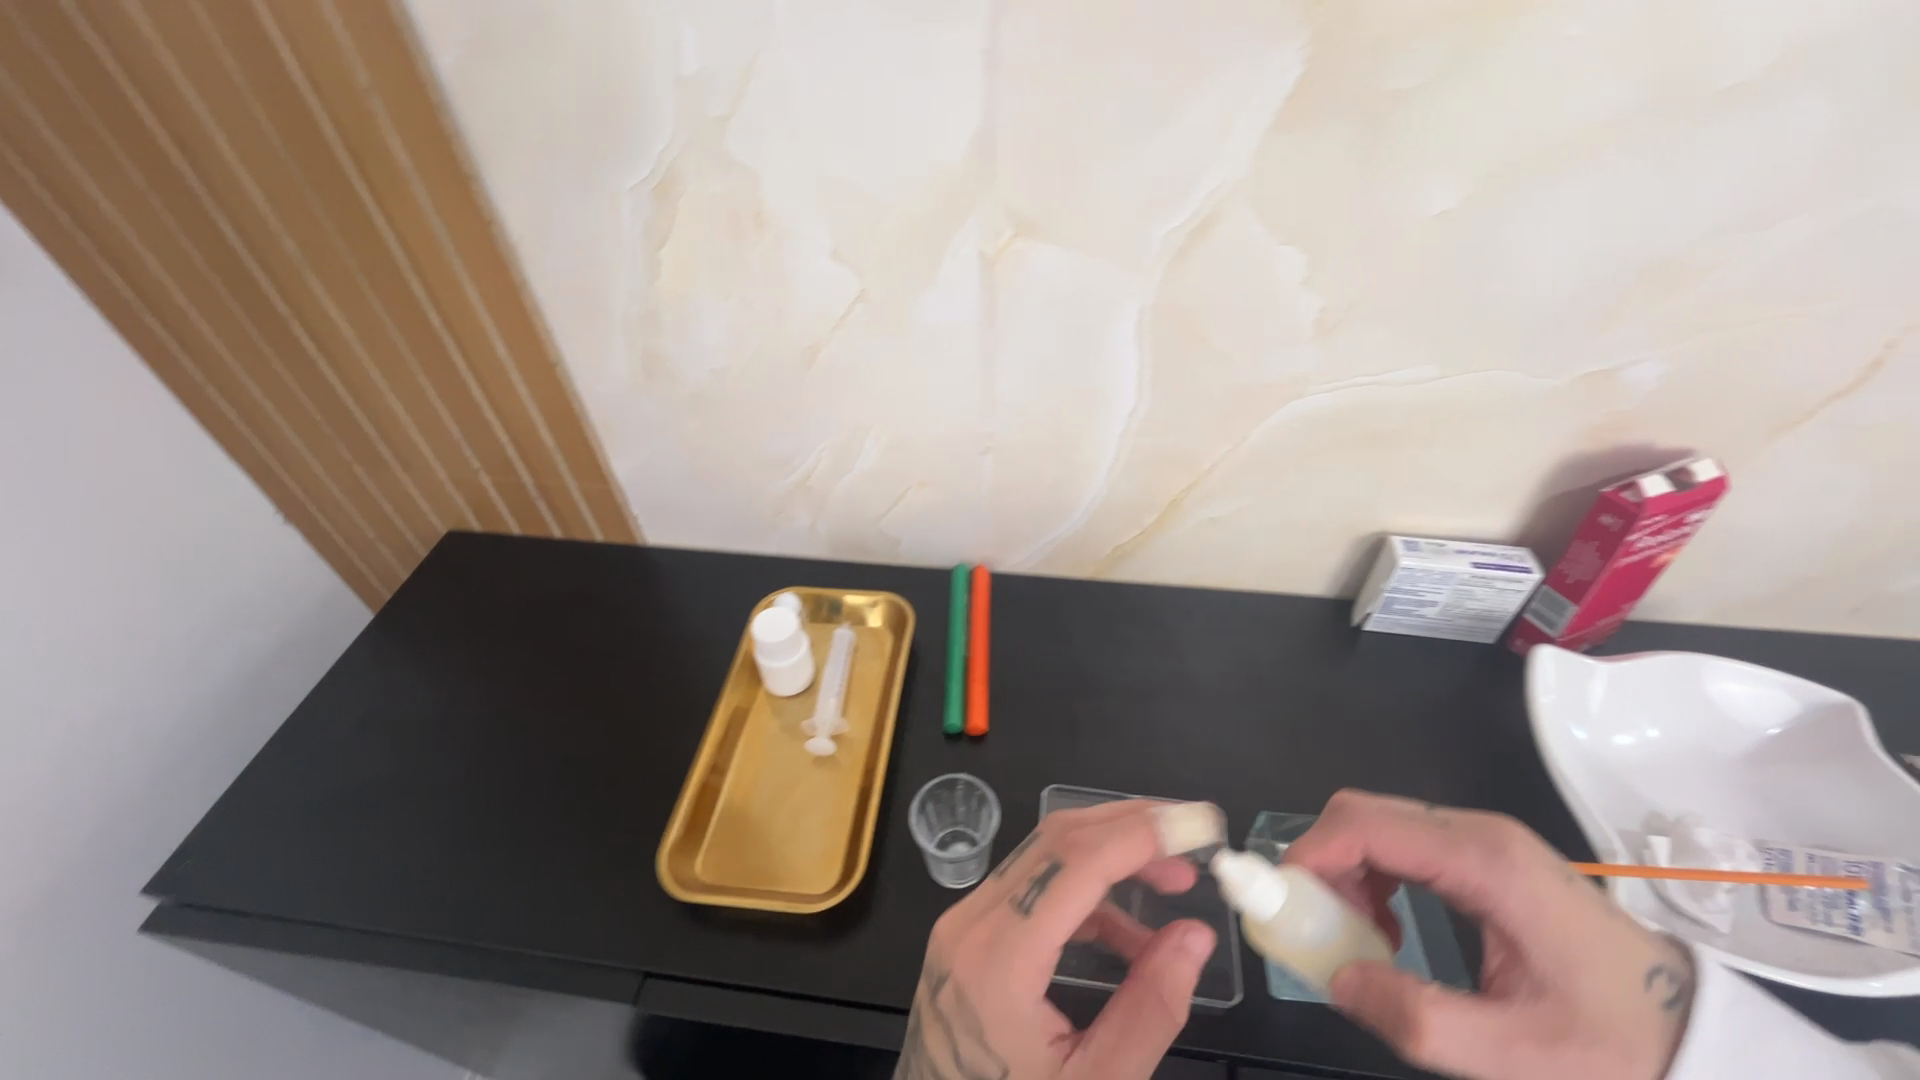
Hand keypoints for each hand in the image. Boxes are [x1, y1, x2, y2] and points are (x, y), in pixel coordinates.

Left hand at [896, 800, 1217, 1079]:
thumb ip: (1150, 1010)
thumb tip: (1195, 936)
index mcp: (998, 962)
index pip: (1074, 864)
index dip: (1140, 835)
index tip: (1196, 824)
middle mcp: (971, 923)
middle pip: (1056, 841)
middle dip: (1131, 828)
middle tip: (1193, 839)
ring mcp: (962, 922)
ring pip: (1042, 853)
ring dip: (1110, 853)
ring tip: (1173, 881)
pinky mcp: (966, 931)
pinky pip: (1029, 886)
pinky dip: (1083, 891)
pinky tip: (1128, 931)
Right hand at [1284, 790, 1693, 1079]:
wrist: (1700, 1035)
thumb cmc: (1619, 1044)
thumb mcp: (1520, 1056)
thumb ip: (1417, 1019)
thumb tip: (1335, 978)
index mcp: (1484, 862)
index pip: (1365, 825)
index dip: (1311, 855)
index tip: (1287, 907)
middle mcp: (1477, 833)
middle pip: (1362, 814)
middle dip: (1323, 865)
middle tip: (1321, 930)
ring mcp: (1483, 839)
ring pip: (1376, 825)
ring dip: (1346, 872)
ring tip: (1358, 937)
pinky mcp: (1485, 854)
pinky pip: (1402, 842)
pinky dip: (1373, 876)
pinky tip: (1390, 927)